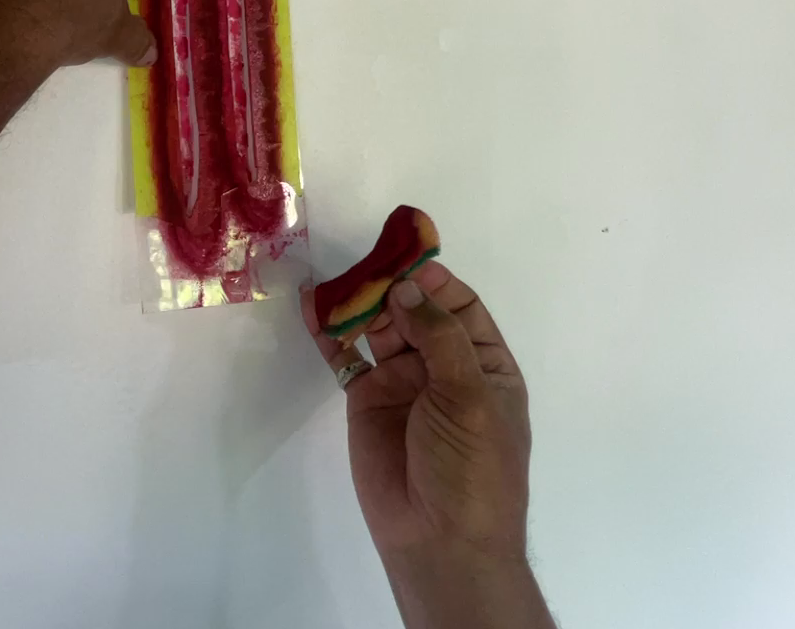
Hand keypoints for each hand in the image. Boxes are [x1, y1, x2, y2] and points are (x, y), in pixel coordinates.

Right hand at [302, 262, 552, 628]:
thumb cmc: (471, 466)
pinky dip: (329, 331)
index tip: (402, 255)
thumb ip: (438, 337)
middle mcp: (442, 365)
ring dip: (358, 303)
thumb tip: (404, 287)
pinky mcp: (366, 396)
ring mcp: (401, 379)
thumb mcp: (469, 397)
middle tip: (361, 266)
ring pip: (378, 326)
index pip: (459, 306)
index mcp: (483, 363)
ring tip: (334, 282)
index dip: (433, 279)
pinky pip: (346, 354)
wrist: (437, 539)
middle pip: (414, 310)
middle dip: (389, 286)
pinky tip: (312, 306)